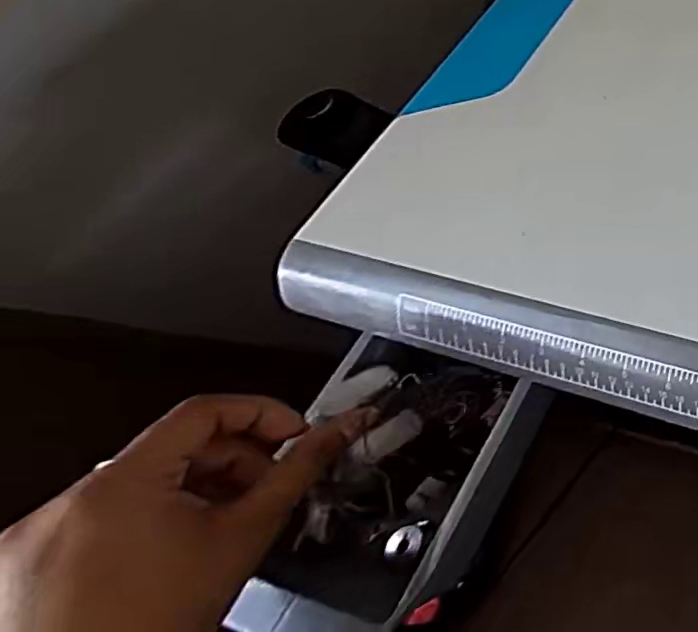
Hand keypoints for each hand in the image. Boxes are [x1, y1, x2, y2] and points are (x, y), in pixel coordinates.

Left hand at [0, 395, 371, 631]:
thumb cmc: (156, 621)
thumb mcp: (251, 527)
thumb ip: (303, 464)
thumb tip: (343, 426)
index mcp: (115, 487)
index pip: (204, 411)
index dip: (262, 414)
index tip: (291, 432)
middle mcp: (61, 507)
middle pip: (175, 447)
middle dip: (236, 461)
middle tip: (265, 485)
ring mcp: (32, 540)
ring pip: (142, 481)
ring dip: (198, 488)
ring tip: (223, 522)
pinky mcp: (21, 565)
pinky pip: (103, 514)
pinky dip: (153, 516)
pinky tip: (180, 545)